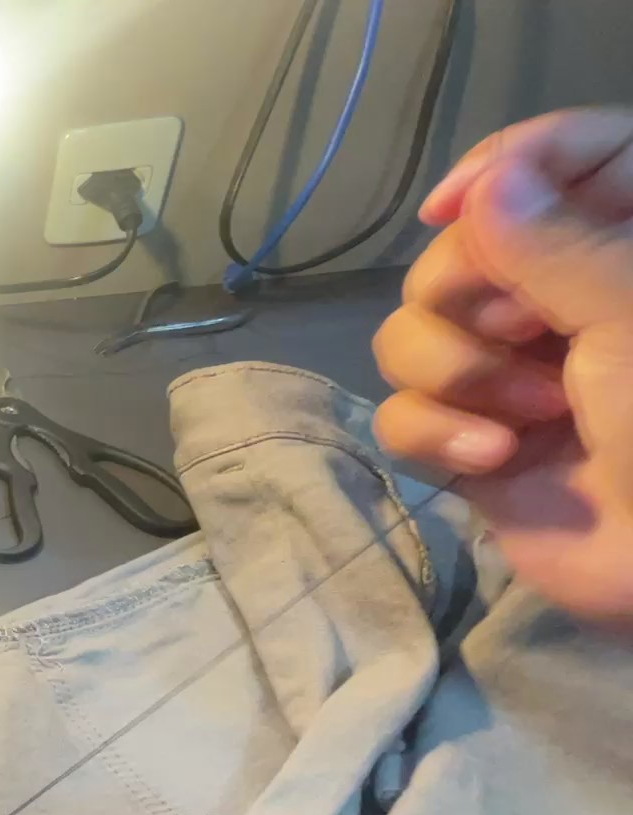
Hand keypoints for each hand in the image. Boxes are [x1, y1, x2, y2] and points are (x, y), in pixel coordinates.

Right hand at [373, 107, 632, 618]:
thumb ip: (556, 244)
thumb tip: (478, 184)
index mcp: (625, 252)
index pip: (564, 160)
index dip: (501, 170)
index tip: (451, 210)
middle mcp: (567, 303)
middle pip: (452, 262)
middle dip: (465, 304)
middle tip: (525, 334)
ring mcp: (512, 374)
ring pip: (409, 341)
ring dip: (453, 378)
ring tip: (525, 416)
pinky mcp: (467, 437)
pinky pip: (400, 414)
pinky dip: (436, 435)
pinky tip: (490, 458)